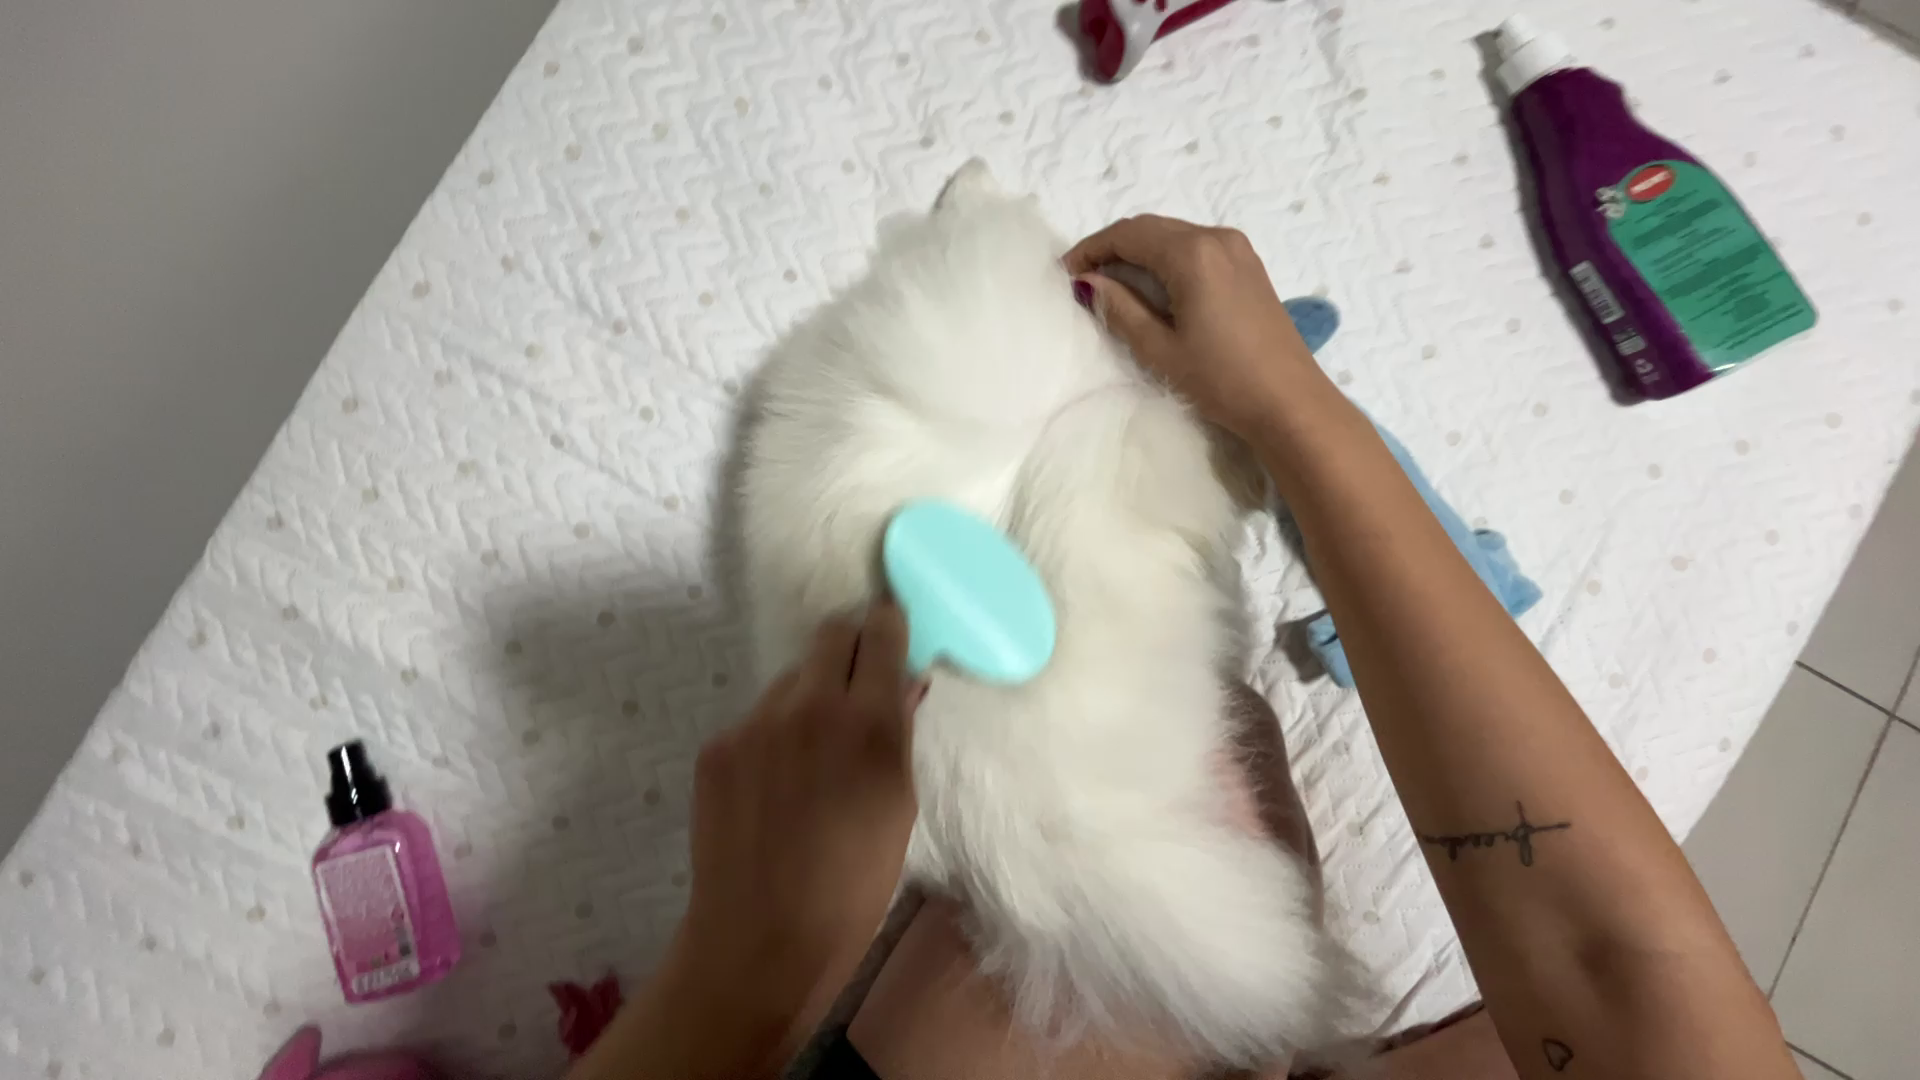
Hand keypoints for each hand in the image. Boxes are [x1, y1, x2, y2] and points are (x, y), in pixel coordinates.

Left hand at [642, 602, 923, 1076]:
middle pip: (830, 633)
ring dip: (810, 694)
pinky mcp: (718, 746)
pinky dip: (773, 733)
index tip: (891, 626)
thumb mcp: (898, 805)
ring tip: (810, 750)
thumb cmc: (854, 882)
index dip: (889, 623)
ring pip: (791, 677)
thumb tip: (905, 682)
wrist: (762, 940)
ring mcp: (755, 723)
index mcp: (867, 723)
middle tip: (855, 677)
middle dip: (849, 643)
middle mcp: (809, 707)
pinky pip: (757, 717)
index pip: (880, 634)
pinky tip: (774, 781)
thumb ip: (898, 731)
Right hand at [1064, 215, 1331, 439]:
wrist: (1288, 401)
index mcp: (1193, 253)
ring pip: (1175, 236)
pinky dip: (1166, 260)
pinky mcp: (1249, 267)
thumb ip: (1120, 308)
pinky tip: (1152, 288)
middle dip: (1112, 248)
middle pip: (1152, 228)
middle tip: (1082, 279)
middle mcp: (1217, 238)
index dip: (1091, 249)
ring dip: (1139, 253)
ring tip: (1111, 285)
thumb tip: (1086, 283)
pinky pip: (1196, 249)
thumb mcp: (1159, 348)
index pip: (1129, 234)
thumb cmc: (1219, 379)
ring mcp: (1238, 250)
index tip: (1064, 273)